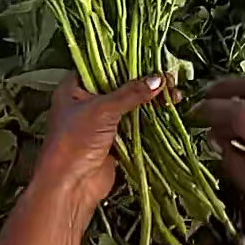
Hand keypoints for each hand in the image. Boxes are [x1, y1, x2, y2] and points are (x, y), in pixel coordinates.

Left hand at [32, 73, 166, 209]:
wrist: (69, 187)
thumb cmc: (75, 142)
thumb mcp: (102, 110)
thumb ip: (131, 93)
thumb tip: (158, 79)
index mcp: (75, 89)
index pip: (102, 65)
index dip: (126, 60)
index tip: (151, 57)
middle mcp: (88, 102)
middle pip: (121, 86)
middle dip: (146, 82)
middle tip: (169, 78)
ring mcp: (102, 122)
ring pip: (132, 105)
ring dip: (152, 100)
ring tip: (174, 94)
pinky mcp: (116, 140)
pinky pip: (137, 124)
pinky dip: (152, 118)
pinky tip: (169, 110)